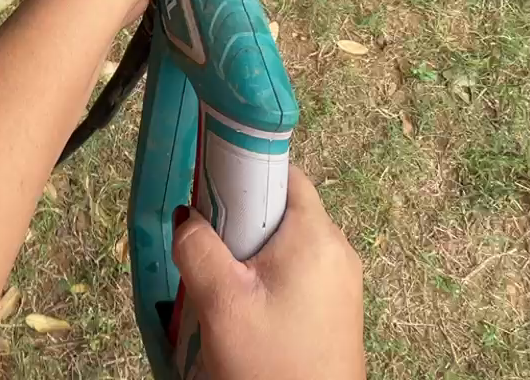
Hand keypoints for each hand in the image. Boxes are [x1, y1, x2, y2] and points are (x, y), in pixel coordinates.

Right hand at [172, 165, 365, 379]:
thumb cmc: (271, 364)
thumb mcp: (220, 302)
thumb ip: (196, 246)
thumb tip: (188, 218)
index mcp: (318, 236)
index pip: (283, 171)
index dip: (243, 170)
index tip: (207, 188)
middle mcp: (338, 250)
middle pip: (281, 206)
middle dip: (240, 216)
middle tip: (208, 241)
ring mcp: (341, 283)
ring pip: (285, 240)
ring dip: (249, 249)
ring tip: (221, 279)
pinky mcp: (336, 311)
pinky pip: (295, 269)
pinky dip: (266, 273)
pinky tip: (243, 304)